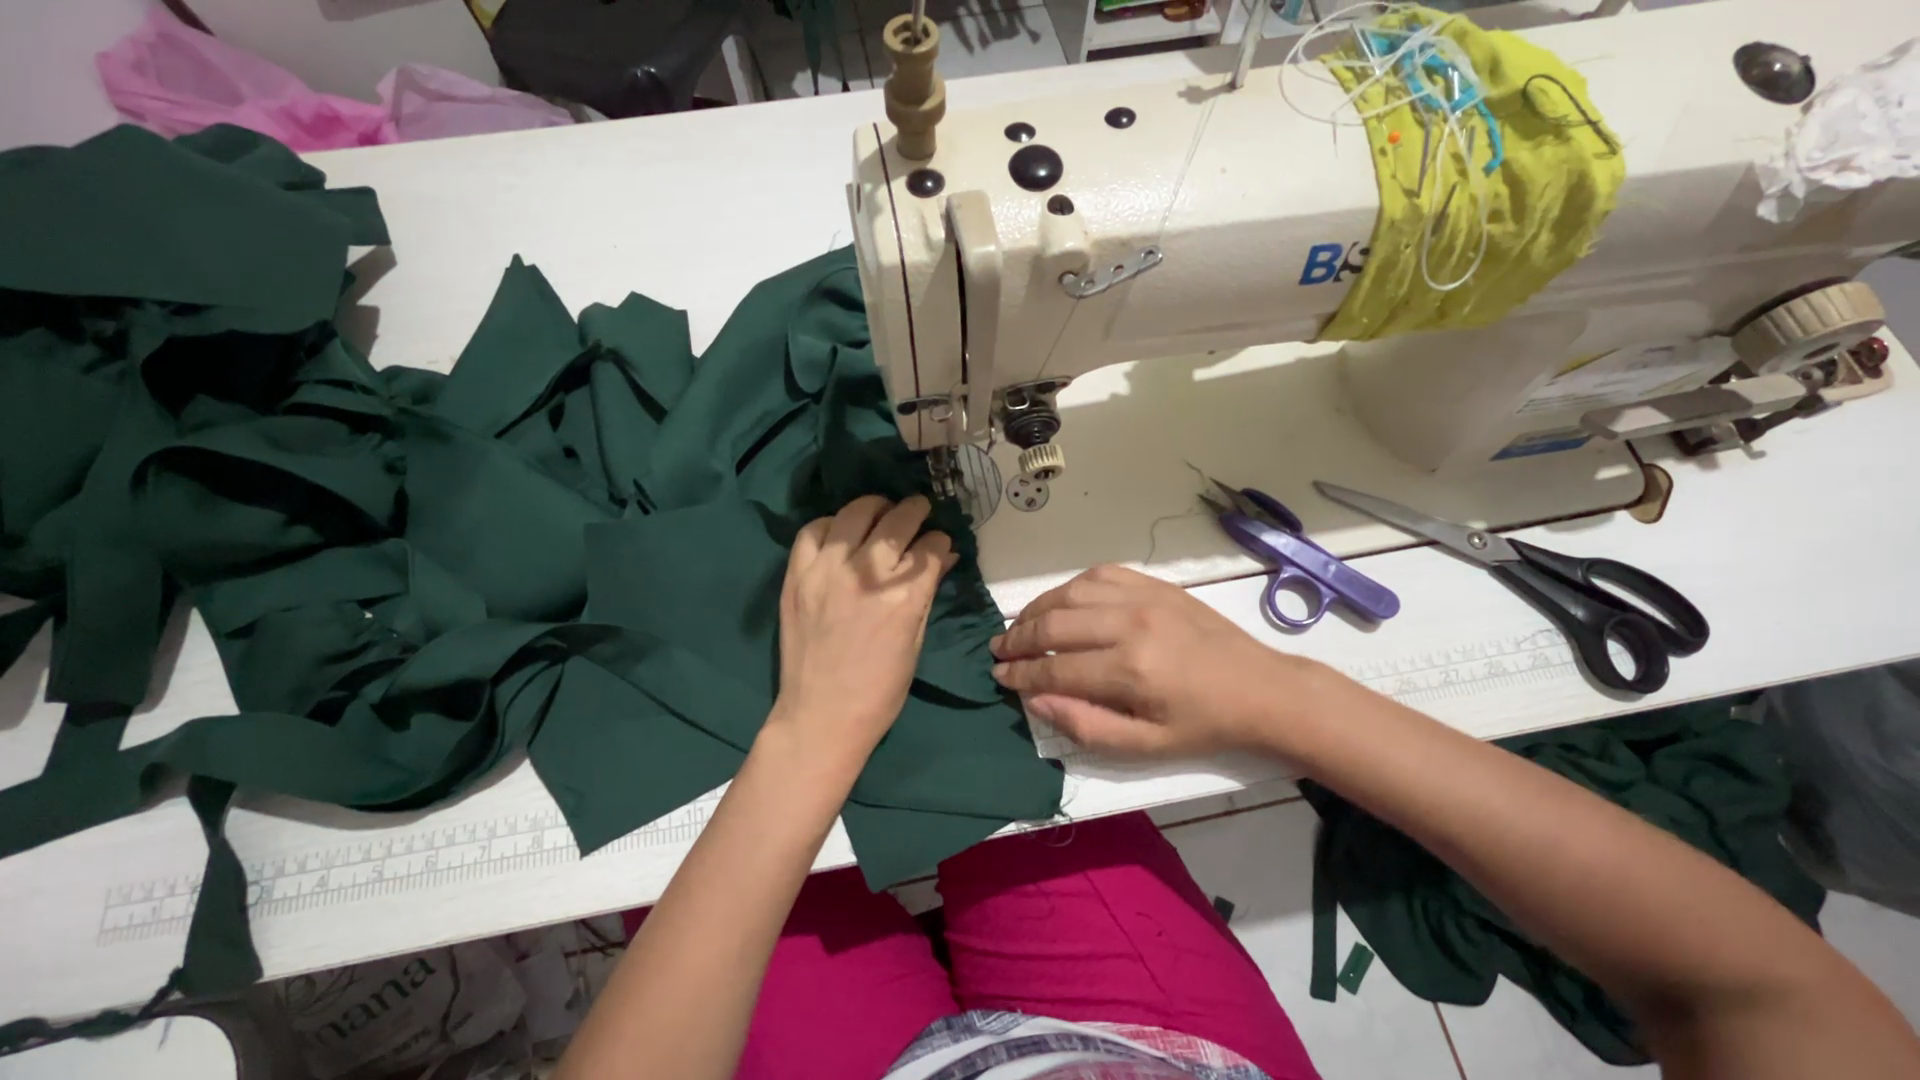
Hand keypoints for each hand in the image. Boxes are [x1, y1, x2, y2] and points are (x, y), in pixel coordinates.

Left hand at [773, 495, 956, 761]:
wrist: (821, 714)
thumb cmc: (879, 689)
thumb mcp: (915, 641)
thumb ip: (926, 592)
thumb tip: (942, 557)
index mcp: (904, 596)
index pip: (931, 547)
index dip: (940, 541)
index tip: (940, 543)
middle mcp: (867, 574)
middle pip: (898, 521)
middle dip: (916, 512)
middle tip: (920, 511)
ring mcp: (827, 570)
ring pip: (855, 514)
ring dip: (875, 507)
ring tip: (882, 511)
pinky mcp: (797, 575)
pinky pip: (813, 531)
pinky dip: (831, 525)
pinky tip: (841, 532)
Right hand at [990, 564, 1319, 758]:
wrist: (1261, 689)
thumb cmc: (1202, 725)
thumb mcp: (1145, 746)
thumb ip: (1085, 725)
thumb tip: (1037, 701)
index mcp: (1129, 670)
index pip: (1054, 668)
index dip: (1020, 675)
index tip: (1000, 678)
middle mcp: (1130, 624)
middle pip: (1054, 624)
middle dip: (1018, 639)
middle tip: (999, 651)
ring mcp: (1143, 597)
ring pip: (1071, 593)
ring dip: (1038, 608)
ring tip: (1021, 626)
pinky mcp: (1155, 585)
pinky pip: (1100, 574)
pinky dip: (1072, 587)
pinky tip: (1061, 602)